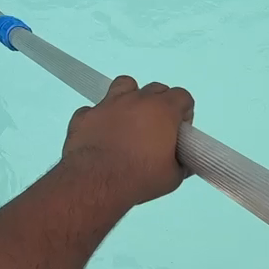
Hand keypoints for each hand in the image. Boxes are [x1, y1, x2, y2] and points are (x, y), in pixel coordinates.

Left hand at [57, 76, 192, 208]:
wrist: (96, 183)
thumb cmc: (140, 178)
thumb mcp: (173, 177)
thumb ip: (180, 162)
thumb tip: (181, 161)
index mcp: (162, 110)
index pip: (182, 96)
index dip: (183, 113)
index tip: (179, 130)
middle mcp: (136, 99)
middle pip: (155, 89)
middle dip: (159, 105)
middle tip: (156, 129)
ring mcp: (107, 104)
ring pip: (123, 85)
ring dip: (129, 99)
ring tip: (127, 121)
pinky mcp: (84, 115)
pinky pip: (93, 110)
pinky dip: (98, 119)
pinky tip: (99, 135)